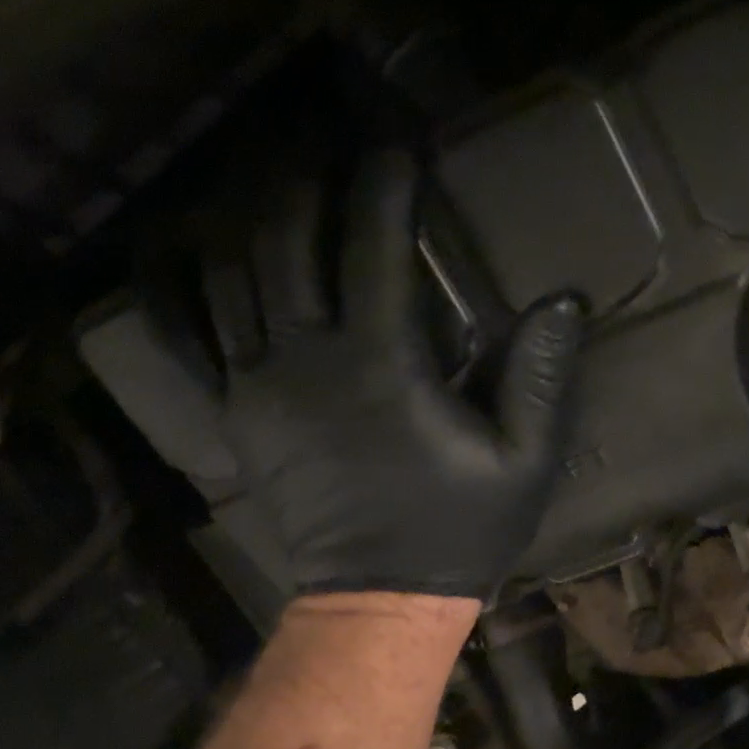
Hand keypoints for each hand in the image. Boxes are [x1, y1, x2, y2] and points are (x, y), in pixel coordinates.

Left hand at [201, 150, 582, 600]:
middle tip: (335, 155)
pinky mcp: (237, 410)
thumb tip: (562, 300)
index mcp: (382, 364)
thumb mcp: (527, 457)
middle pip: (286, 242)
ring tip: (284, 191)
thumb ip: (541, 376)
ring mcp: (259, 383)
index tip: (398, 154)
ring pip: (232, 273)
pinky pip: (190, 330)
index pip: (370, 248)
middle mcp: (307, 358)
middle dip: (309, 186)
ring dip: (256, 220)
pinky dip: (187, 281)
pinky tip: (198, 254)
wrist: (382, 594)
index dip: (381, 189)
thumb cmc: (464, 524)